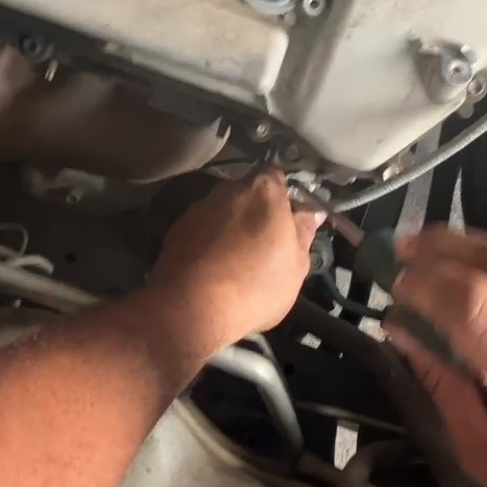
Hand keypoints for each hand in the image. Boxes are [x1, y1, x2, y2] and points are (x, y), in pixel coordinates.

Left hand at [146, 170, 324, 359]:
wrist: (190, 309)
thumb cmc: (255, 286)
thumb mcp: (296, 266)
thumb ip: (304, 232)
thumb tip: (311, 213)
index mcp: (263, 190)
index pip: (277, 176)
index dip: (284, 196)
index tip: (288, 219)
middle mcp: (227, 189)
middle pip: (247, 192)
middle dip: (256, 211)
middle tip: (265, 244)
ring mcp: (198, 208)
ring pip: (222, 211)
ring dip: (230, 226)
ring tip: (235, 260)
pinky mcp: (175, 229)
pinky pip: (201, 229)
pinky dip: (208, 241)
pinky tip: (212, 268)